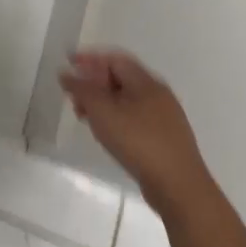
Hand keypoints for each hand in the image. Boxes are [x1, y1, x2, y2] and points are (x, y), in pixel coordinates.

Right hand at [61, 49, 211, 210]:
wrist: (179, 188)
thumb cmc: (138, 142)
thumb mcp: (101, 111)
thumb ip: (81, 89)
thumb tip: (66, 73)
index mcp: (147, 83)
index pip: (114, 59)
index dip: (89, 59)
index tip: (68, 65)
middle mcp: (159, 96)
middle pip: (121, 78)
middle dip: (93, 83)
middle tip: (73, 96)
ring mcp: (165, 118)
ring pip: (127, 100)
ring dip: (102, 102)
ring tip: (85, 117)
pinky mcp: (165, 138)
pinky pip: (135, 117)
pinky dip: (115, 117)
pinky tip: (106, 133)